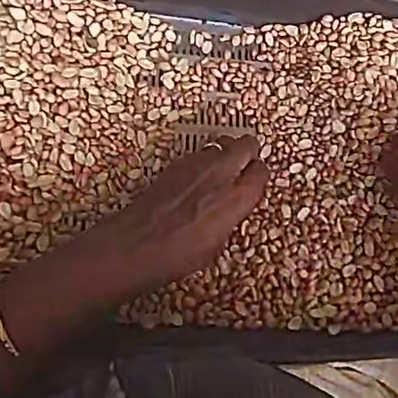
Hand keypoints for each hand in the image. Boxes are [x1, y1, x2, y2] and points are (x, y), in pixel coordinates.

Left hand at [10, 135, 269, 322]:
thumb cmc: (177, 254)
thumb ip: (229, 219)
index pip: (261, 171)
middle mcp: (220, 174)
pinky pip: (198, 153)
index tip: (257, 179)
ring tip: (223, 164)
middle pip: (246, 144)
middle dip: (248, 150)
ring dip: (225, 150)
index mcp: (237, 198)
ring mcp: (196, 164)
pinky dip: (203, 159)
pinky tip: (197, 175)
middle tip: (247, 159)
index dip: (259, 175)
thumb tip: (230, 210)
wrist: (137, 244)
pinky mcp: (175, 164)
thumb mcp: (216, 245)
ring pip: (221, 143)